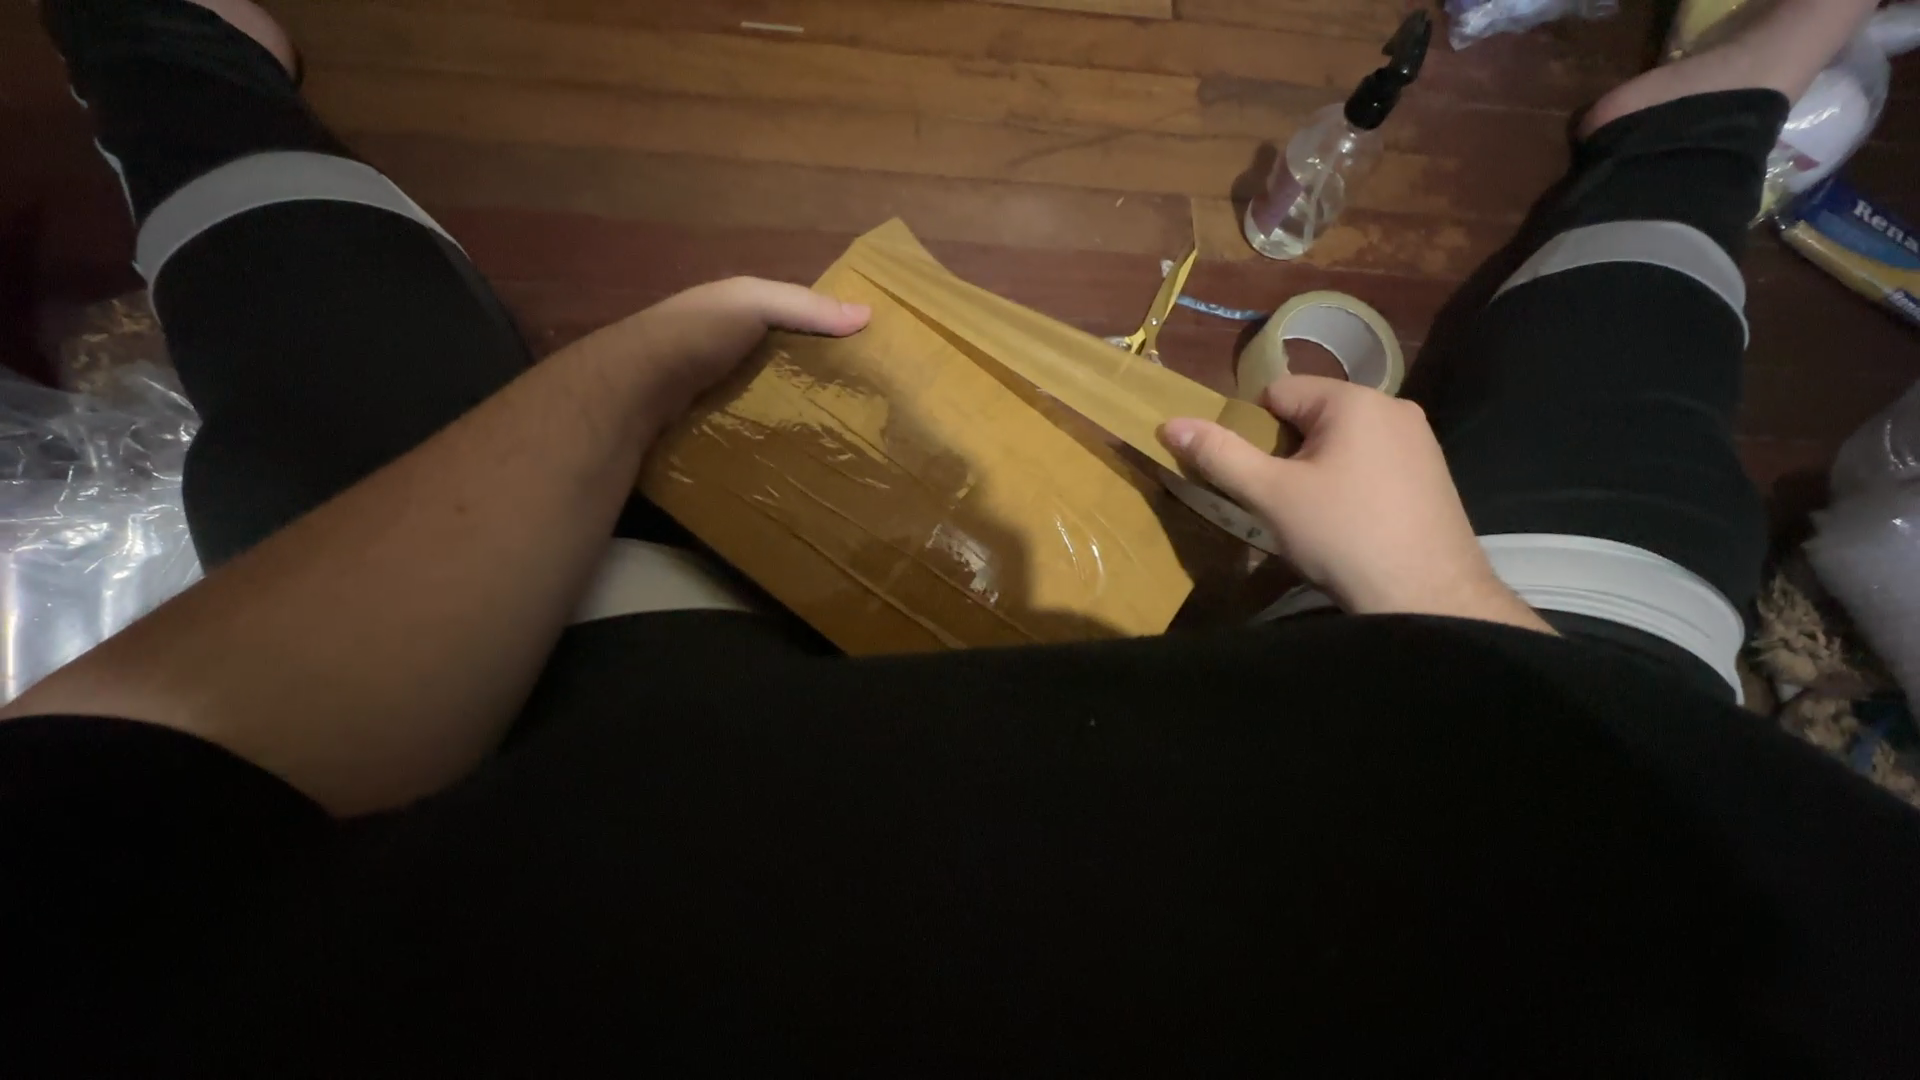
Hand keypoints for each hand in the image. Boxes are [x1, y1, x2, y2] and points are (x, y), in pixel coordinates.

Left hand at [604, 277, 871, 424]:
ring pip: (768, 397)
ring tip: (836, 437)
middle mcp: (729, 348)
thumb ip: (805, 307)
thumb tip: (869, 313)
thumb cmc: (696, 333)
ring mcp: (716, 388)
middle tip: (859, 407)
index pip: (795, 320)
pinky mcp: (708, 422)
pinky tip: (795, 451)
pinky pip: (750, 425)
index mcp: (740, 312)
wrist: (633, 386)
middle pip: (783, 362)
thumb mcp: (753, 303)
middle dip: (816, 379)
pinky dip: (771, 434)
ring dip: (795, 412)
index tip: (866, 359)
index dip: (829, 333)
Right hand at [1160, 375, 1551, 632]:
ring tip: (1308, 516)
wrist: (1428, 597)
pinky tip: (1345, 523)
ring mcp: (1419, 441)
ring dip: (1313, 469)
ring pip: (1339, 441)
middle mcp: (1393, 407)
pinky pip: (1369, 461)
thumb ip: (1219, 455)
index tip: (1249, 474)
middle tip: (1275, 500)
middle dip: (1283, 452)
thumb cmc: (1342, 536)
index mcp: (1354, 401)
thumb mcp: (1270, 495)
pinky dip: (1347, 482)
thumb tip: (1170, 424)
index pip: (1277, 392)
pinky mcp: (1431, 473)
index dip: (1250, 430)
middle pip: (1309, 415)